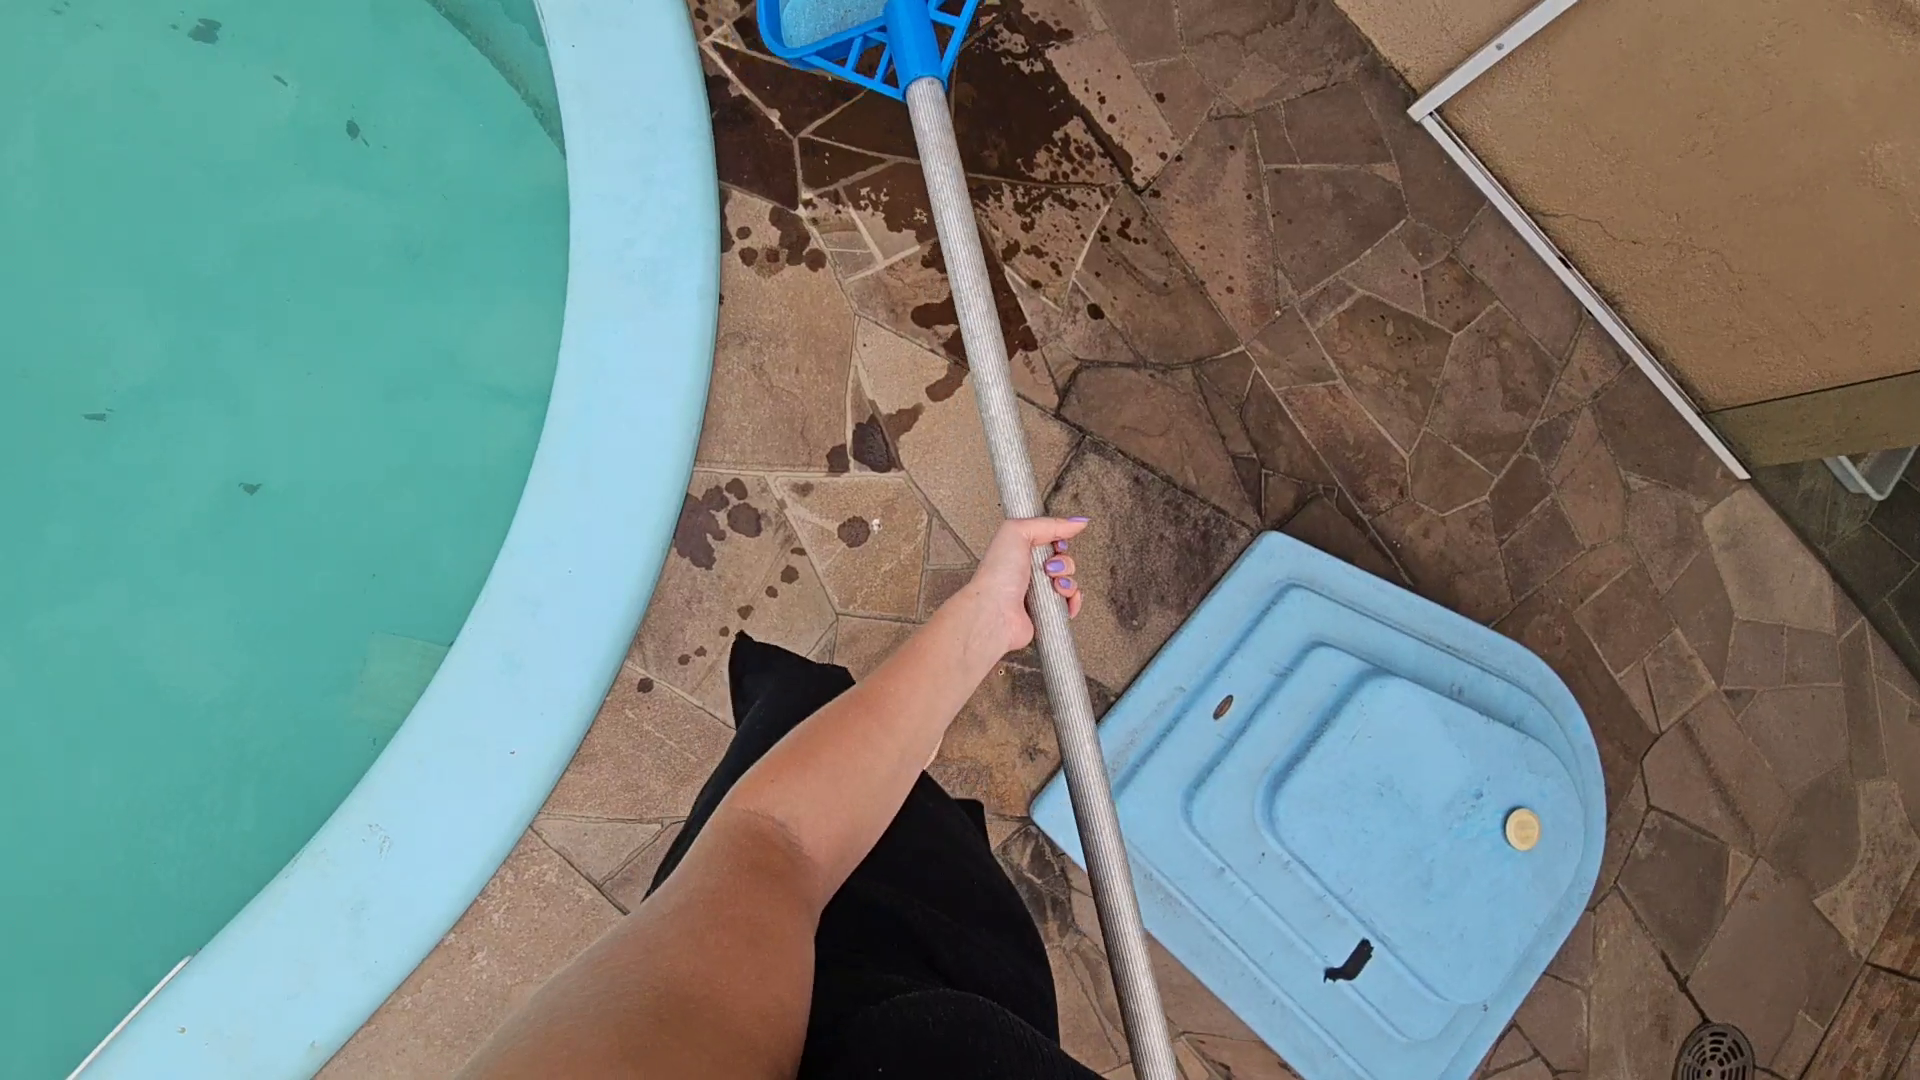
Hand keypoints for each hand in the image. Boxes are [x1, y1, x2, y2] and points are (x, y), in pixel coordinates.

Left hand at [957, 517, 1088, 654]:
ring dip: (1068, 582)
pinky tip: (1064, 598)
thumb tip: (1076, 522)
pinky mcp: (1045, 613)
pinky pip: (1069, 605)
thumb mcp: (1016, 532)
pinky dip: (1072, 602)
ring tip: (1054, 585)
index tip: (1056, 543)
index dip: (1058, 541)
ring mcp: (1037, 594)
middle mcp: (1027, 573)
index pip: (1049, 541)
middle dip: (1063, 562)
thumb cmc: (996, 576)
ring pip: (1068, 583)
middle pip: (1062, 562)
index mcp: (1017, 552)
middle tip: (1049, 567)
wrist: (995, 613)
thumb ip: (1047, 523)